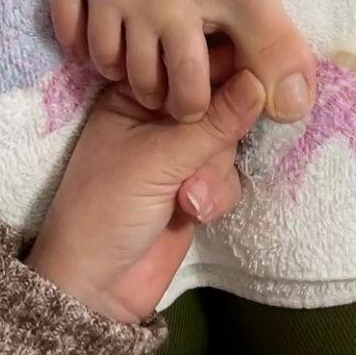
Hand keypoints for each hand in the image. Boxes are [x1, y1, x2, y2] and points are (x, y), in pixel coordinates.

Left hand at [26, 69, 266, 322]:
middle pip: (220, 101)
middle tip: (204, 158)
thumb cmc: (108, 207)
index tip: (257, 76)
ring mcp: (179, 152)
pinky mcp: (196, 186)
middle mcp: (160, 116)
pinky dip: (218, 194)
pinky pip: (230, 174)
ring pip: (228, 141)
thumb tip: (260, 81)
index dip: (224, 70)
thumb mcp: (158, 159)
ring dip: (214, 172)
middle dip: (220, 135)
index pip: (189, 65)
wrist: (96, 290)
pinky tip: (194, 213)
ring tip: (188, 198)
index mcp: (136, 92)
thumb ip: (214, 122)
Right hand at [35, 0, 316, 124]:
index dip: (276, 90)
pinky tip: (104, 32)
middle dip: (192, 96)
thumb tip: (248, 10)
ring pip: (126, 74)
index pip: (272, 65)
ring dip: (141, 76)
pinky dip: (93, 50)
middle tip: (192, 67)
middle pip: (183, 92)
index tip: (263, 80)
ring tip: (147, 53)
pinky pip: (74, 40)